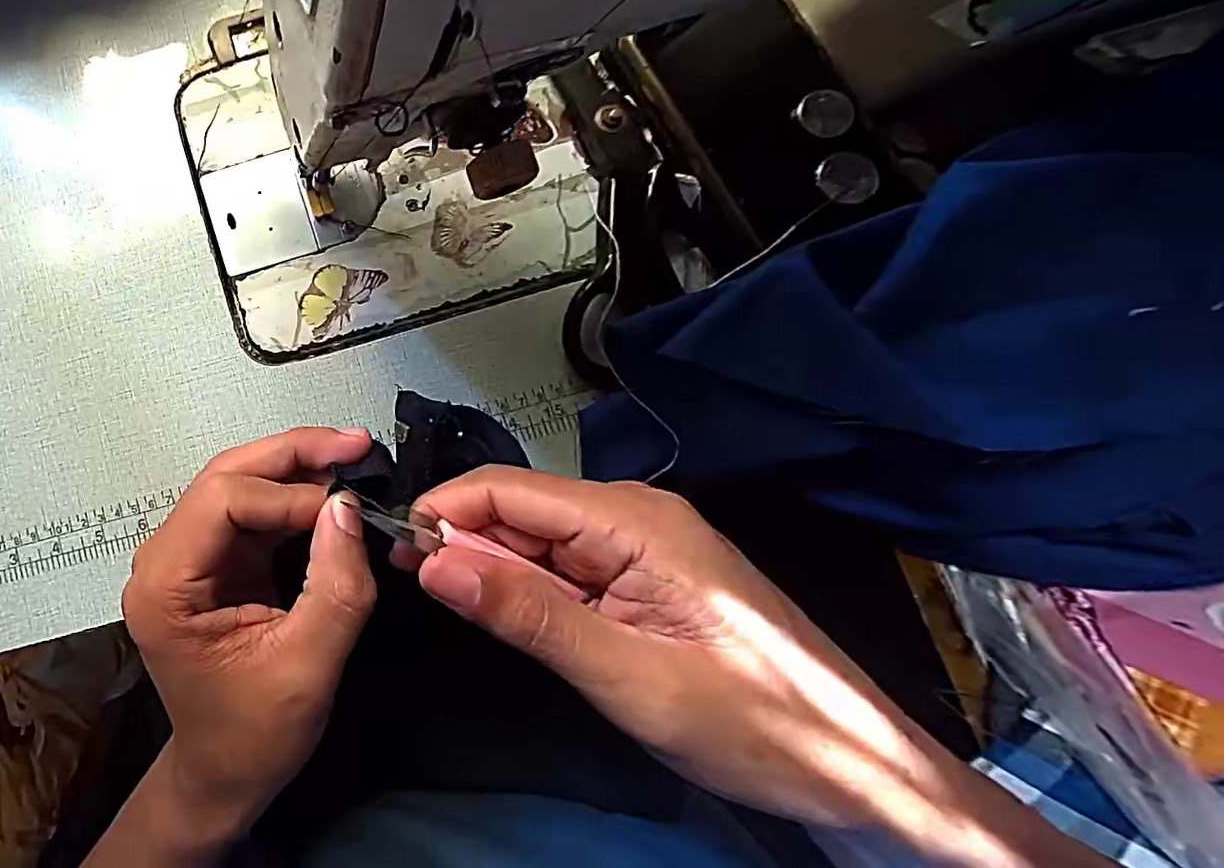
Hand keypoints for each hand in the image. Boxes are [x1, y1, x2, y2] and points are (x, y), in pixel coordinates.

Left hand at [120, 427, 375, 833]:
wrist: (224, 773)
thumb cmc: (254, 736)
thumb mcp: (307, 668)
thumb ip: (334, 586)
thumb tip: (347, 506)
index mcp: (165, 584)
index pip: (222, 500)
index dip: (287, 494)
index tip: (345, 507)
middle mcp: (165, 556)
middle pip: (227, 476)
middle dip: (294, 455)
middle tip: (354, 444)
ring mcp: (188, 553)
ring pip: (240, 482)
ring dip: (296, 466)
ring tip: (350, 457)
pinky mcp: (214, 557)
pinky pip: (253, 508)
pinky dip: (294, 494)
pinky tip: (329, 489)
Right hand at [408, 468, 1073, 864]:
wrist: (873, 781)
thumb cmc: (759, 727)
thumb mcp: (631, 679)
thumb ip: (527, 615)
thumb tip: (433, 565)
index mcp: (633, 519)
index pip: (509, 490)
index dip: (446, 510)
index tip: (398, 548)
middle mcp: (629, 513)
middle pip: (517, 508)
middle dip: (461, 539)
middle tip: (411, 580)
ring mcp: (634, 542)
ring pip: (532, 536)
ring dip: (487, 563)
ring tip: (446, 596)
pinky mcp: (636, 572)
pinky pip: (559, 563)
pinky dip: (521, 583)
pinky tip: (500, 606)